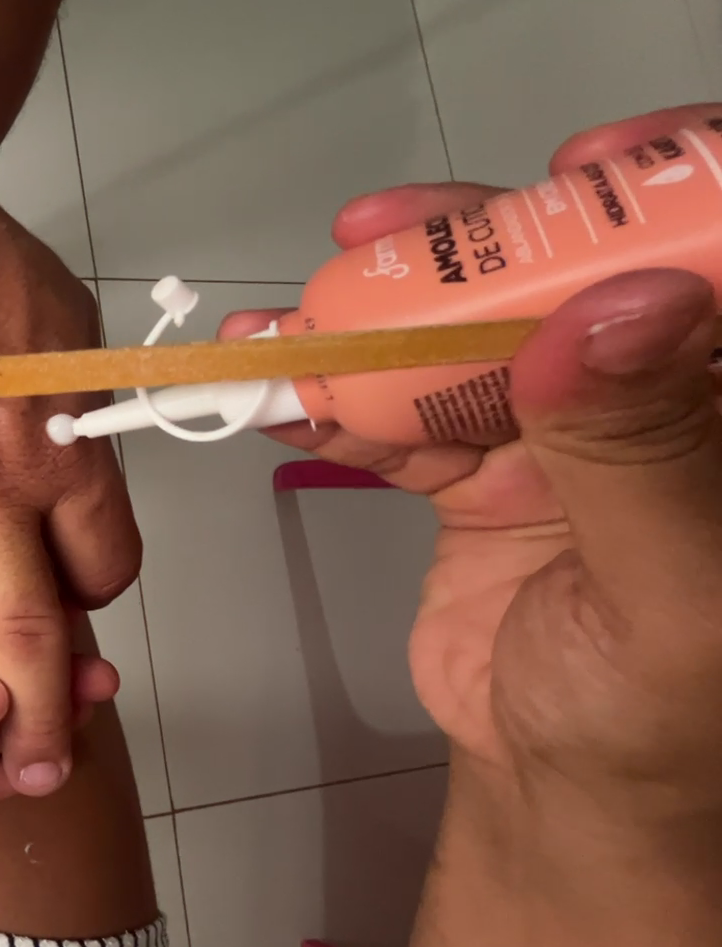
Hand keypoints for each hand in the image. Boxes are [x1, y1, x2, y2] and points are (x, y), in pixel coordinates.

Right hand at [220, 104, 721, 824]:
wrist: (559, 780)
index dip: (677, 192)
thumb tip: (610, 307)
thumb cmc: (656, 715)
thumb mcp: (674, 592)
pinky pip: (393, 423)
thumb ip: (645, 452)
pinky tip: (268, 398)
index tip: (585, 166)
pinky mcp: (474, 471)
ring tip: (274, 328)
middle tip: (374, 232)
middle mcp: (665, 403)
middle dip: (469, 254)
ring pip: (458, 352)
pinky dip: (325, 412)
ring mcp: (560, 435)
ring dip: (359, 338)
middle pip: (570, 287)